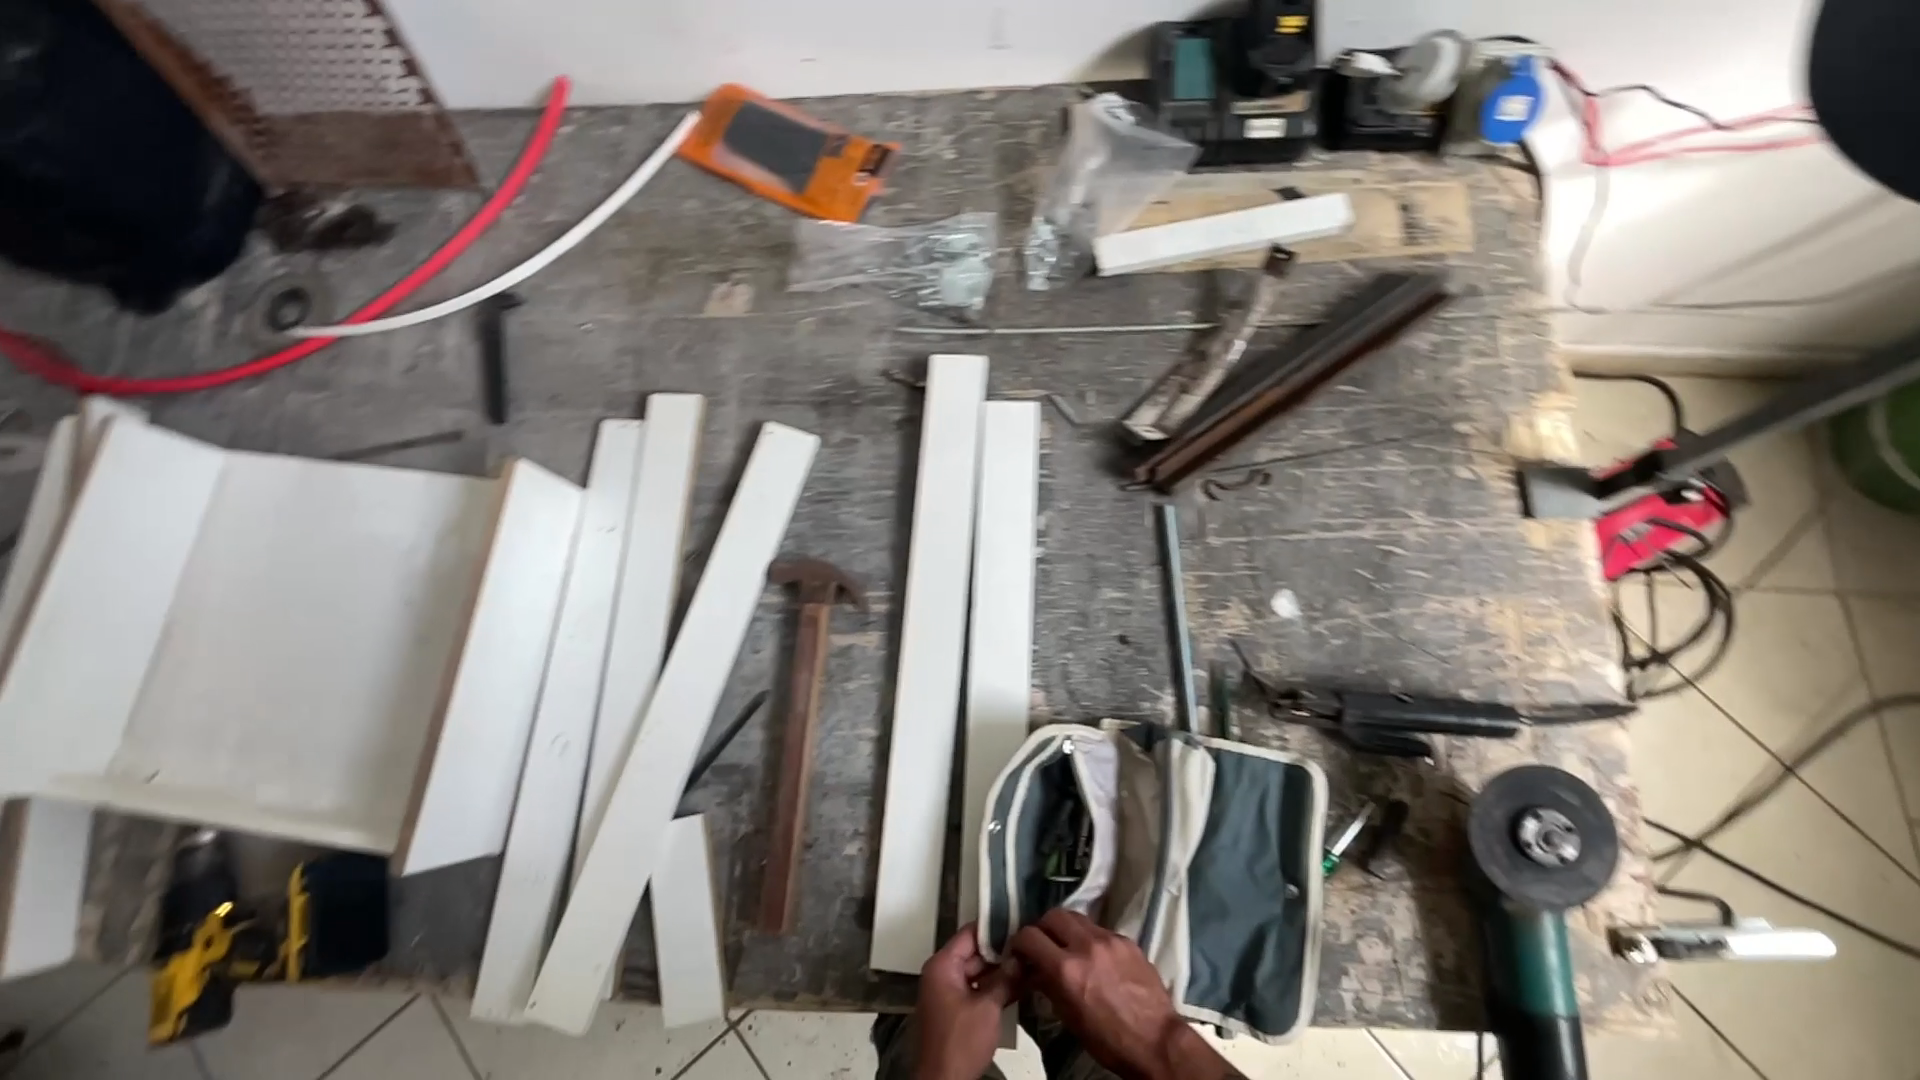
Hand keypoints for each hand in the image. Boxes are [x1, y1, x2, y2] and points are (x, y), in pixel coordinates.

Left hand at [914, 923, 1019, 1079]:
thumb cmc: (961, 1041)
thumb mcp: (987, 1007)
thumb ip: (1005, 979)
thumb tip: (1022, 957)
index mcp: (943, 965)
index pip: (970, 933)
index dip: (995, 927)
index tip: (1020, 921)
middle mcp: (942, 973)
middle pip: (975, 952)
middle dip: (1003, 951)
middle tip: (1032, 944)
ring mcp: (948, 992)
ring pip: (978, 972)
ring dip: (1002, 971)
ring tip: (1032, 962)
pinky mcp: (956, 1009)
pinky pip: (977, 989)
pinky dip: (995, 988)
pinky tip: (1021, 985)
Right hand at [1008, 910, 1232, 1079]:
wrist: (1157, 1042)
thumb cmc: (1109, 1040)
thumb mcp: (1069, 1018)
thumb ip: (1049, 985)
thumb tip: (1035, 969)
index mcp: (1066, 969)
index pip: (1029, 936)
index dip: (1019, 942)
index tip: (1019, 952)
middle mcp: (1086, 945)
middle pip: (1053, 915)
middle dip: (1043, 927)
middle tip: (1042, 943)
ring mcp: (1110, 939)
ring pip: (1078, 917)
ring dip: (1067, 928)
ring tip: (1068, 946)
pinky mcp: (1128, 940)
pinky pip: (1101, 930)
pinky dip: (1091, 938)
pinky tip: (1096, 957)